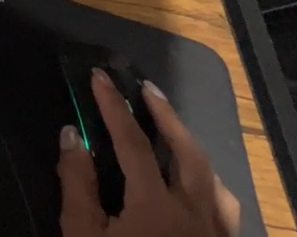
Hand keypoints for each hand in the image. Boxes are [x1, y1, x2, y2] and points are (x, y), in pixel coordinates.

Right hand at [58, 69, 240, 236]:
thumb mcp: (82, 234)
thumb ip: (77, 182)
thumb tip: (72, 133)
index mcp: (157, 206)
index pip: (132, 141)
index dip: (113, 105)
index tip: (98, 76)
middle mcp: (197, 214)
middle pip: (188, 153)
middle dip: (166, 115)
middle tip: (146, 88)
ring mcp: (219, 235)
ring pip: (215, 181)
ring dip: (191, 148)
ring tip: (172, 132)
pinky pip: (224, 207)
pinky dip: (207, 183)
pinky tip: (195, 186)